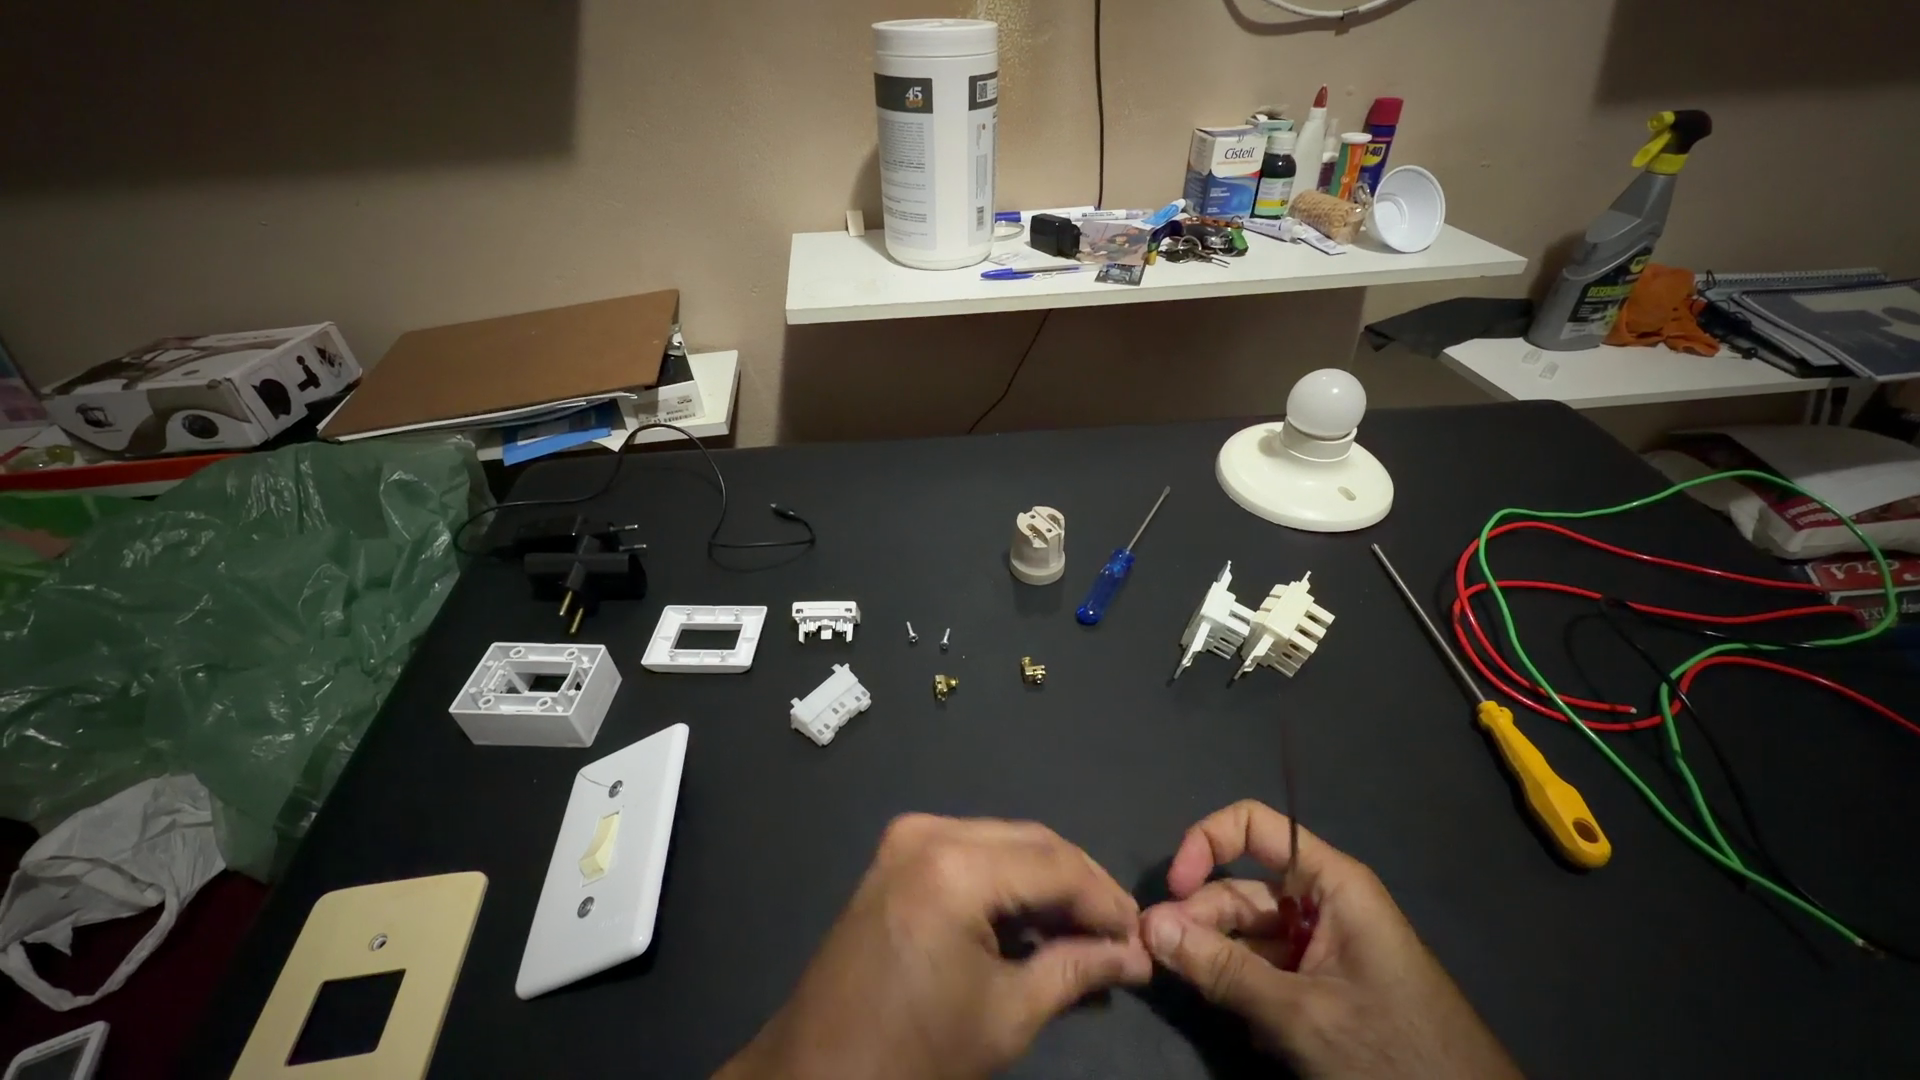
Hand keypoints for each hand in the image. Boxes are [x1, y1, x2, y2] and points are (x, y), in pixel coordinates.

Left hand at [715, 814, 1151, 1079]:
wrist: (817, 1070)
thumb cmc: (916, 1050)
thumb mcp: (1008, 1014)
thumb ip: (1078, 970)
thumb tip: (1136, 956)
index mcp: (955, 866)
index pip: (1057, 865)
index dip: (1107, 900)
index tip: (1143, 937)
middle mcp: (931, 831)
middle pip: (1032, 842)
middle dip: (1081, 886)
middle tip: (1121, 934)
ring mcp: (908, 838)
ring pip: (1004, 842)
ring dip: (1047, 882)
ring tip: (1087, 933)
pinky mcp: (897, 854)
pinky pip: (971, 852)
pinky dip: (1008, 881)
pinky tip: (1035, 921)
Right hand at [1140, 800, 1521, 1079]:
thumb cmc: (1393, 1053)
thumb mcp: (1301, 1014)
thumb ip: (1223, 970)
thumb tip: (1149, 927)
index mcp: (1330, 884)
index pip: (1253, 827)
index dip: (1206, 843)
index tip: (1174, 889)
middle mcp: (1322, 903)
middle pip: (1241, 887)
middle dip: (1198, 916)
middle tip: (1154, 953)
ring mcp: (1321, 947)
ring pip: (1247, 933)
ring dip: (1213, 955)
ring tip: (1183, 984)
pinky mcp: (1320, 986)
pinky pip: (1263, 969)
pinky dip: (1239, 986)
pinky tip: (1233, 1017)